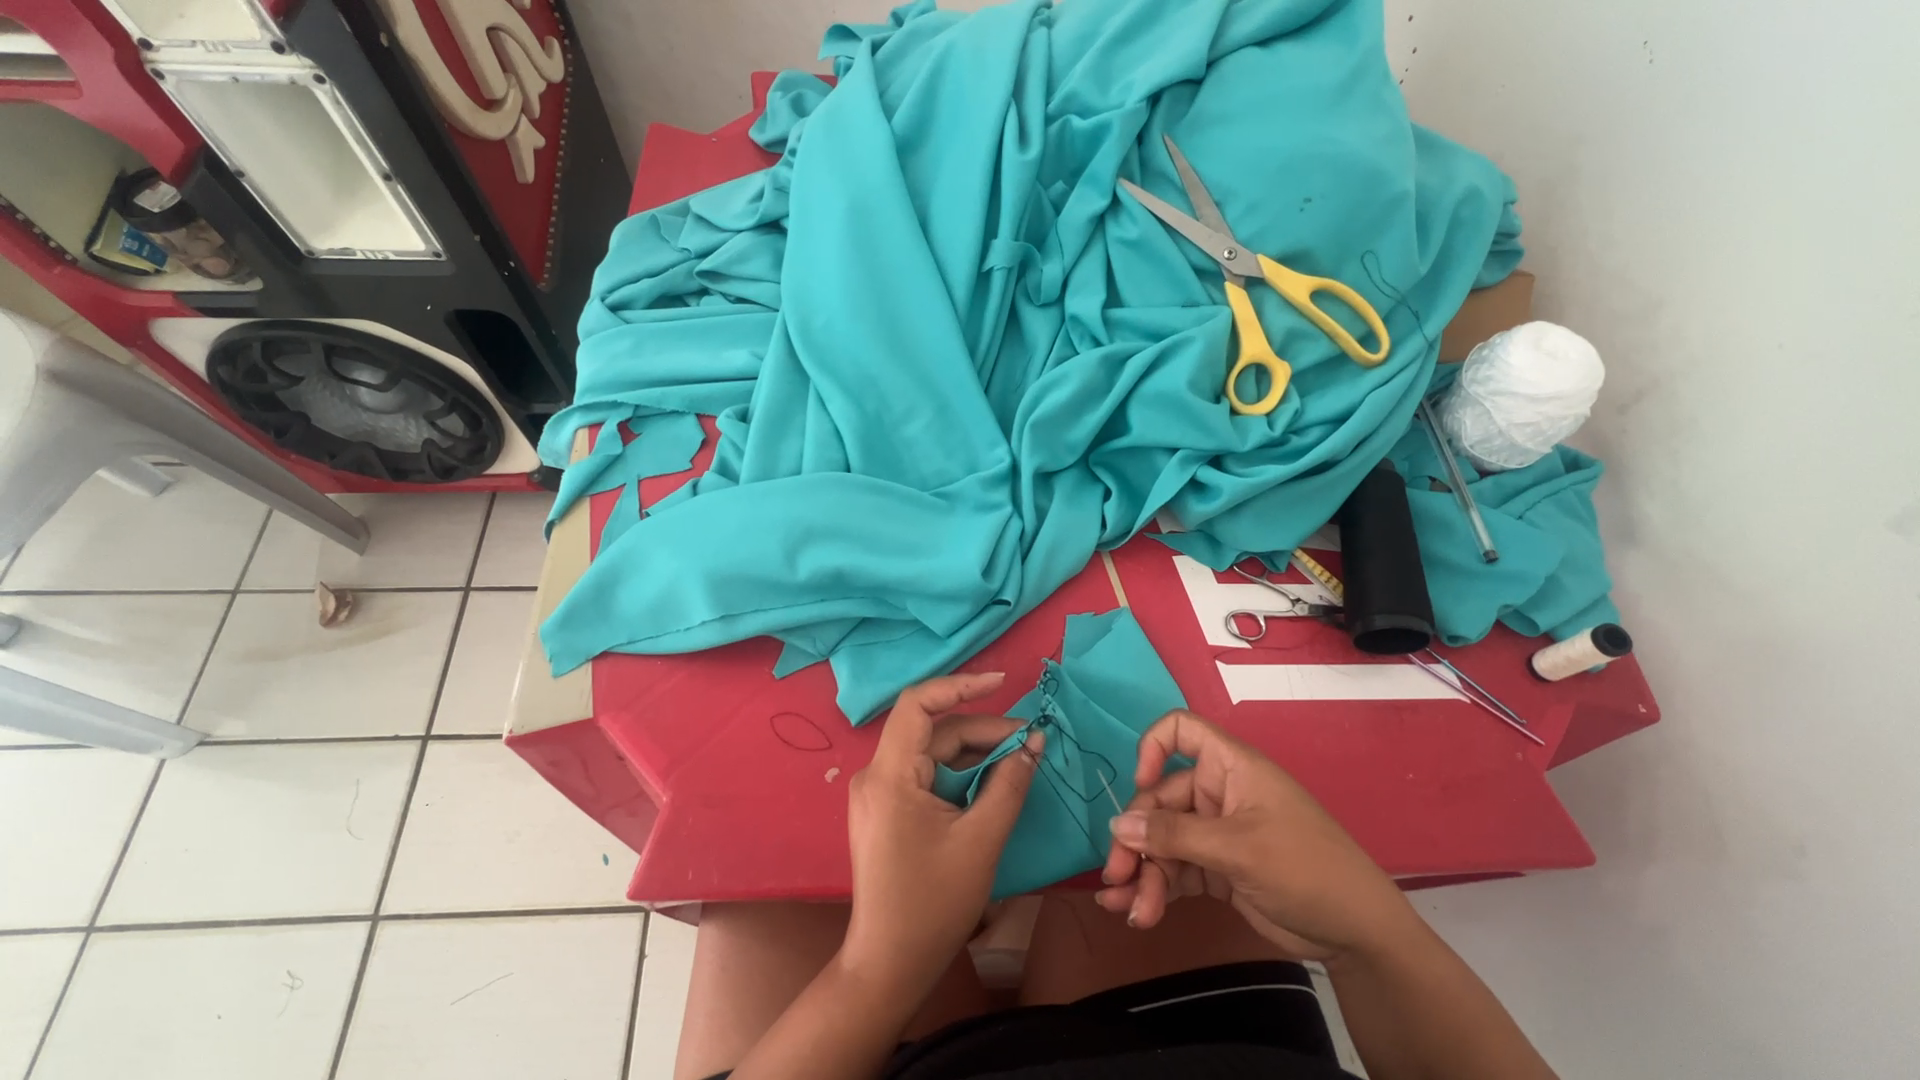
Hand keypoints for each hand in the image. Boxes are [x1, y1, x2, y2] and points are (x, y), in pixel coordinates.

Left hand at [840, 672, 1041, 996]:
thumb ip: (1009, 785)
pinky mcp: (886, 812)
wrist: (890, 963)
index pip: (918, 704)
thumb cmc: (934, 903)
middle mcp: (875, 776)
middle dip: (982, 732)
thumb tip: (1033, 745)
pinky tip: (992, 786)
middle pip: (932, 733)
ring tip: (1019, 763)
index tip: (1001, 682)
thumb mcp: (982, 840)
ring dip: (974, 755)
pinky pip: (925, 777)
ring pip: (932, 756)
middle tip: (1031, 744)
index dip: (960, 686)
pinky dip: (959, 776)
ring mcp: (878, 795)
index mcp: (889, 775)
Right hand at [1097, 710, 1418, 963]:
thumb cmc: (1304, 869)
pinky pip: (1174, 870)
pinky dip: (1155, 889)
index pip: (1181, 731)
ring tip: (1127, 909)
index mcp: (1230, 768)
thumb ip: (1174, 836)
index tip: (1141, 785)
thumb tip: (1118, 825)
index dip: (1153, 748)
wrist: (1356, 933)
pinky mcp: (1217, 869)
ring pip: (1162, 841)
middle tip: (1116, 877)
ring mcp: (1217, 833)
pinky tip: (1138, 912)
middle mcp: (1219, 793)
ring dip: (1142, 873)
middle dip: (1136, 840)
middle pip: (1159, 801)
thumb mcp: (1237, 849)